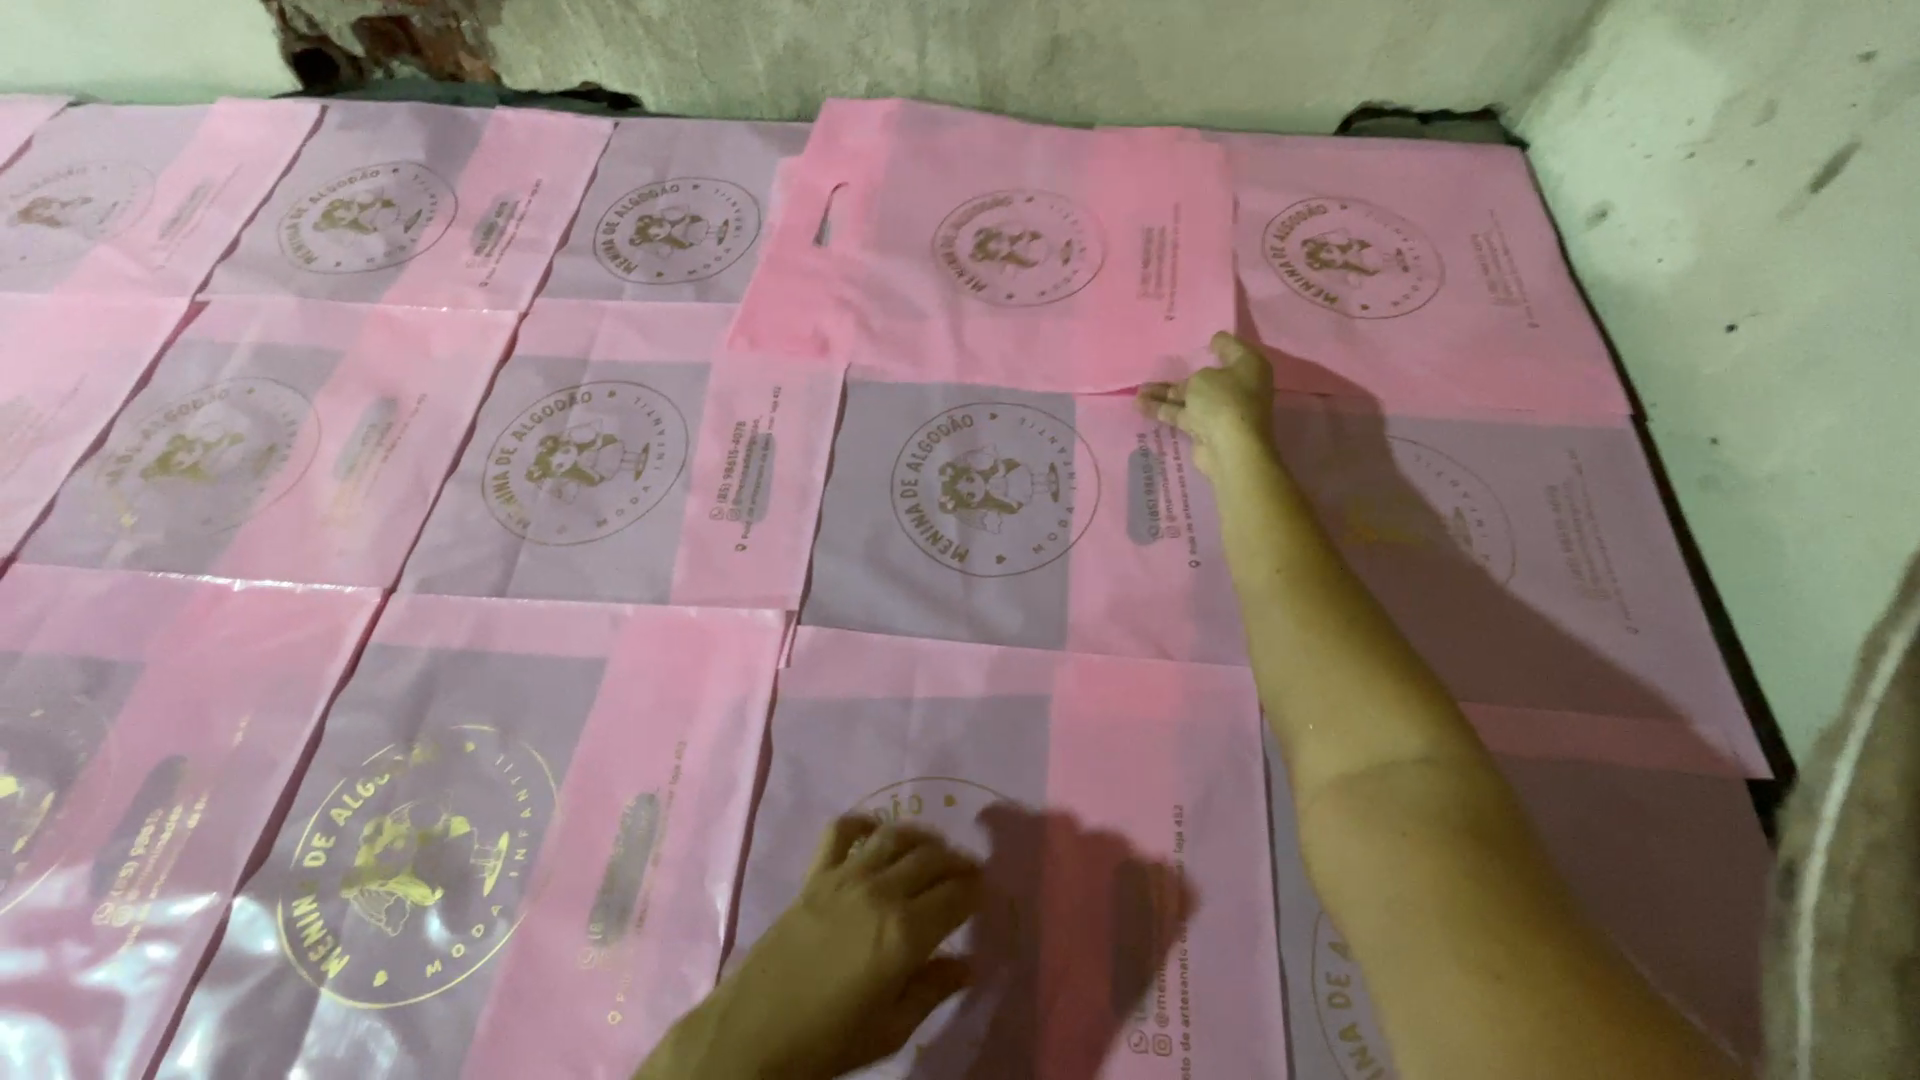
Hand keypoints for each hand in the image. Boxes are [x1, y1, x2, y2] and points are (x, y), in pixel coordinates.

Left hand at [639, 817, 982, 1079]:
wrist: (753, 1034)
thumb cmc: (828, 1041)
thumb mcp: (891, 1028)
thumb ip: (933, 989)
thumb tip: (968, 964)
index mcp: (905, 934)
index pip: (958, 895)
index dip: (978, 890)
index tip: (986, 893)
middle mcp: (881, 893)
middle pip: (933, 858)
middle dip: (958, 862)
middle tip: (968, 872)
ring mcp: (844, 878)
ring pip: (895, 837)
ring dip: (923, 838)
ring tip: (934, 850)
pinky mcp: (813, 876)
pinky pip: (841, 831)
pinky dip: (862, 822)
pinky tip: (875, 831)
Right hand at [1137, 332, 1275, 476]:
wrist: (1230, 447)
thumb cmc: (1224, 400)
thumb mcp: (1204, 377)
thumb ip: (1193, 377)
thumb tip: (1192, 385)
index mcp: (1247, 367)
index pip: (1231, 349)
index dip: (1218, 343)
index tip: (1203, 339)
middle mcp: (1236, 386)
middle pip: (1206, 375)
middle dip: (1181, 372)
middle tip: (1159, 366)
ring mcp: (1219, 409)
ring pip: (1188, 396)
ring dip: (1164, 393)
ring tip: (1139, 390)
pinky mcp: (1203, 428)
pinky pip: (1180, 413)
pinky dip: (1162, 409)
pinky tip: (1139, 405)